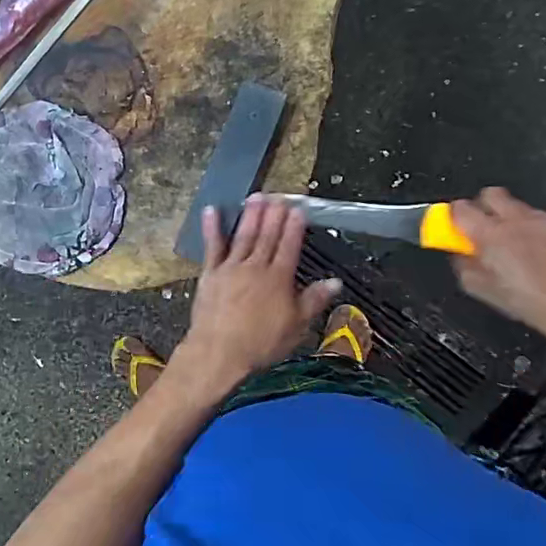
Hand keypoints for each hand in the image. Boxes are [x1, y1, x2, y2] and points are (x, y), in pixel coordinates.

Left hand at [172, 196, 341, 394]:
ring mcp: (231, 268)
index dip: (294, 227)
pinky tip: (211, 210)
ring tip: (256, 197)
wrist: (220, 350)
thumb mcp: (296, 326)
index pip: (289, 246)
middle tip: (278, 195)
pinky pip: (212, 246)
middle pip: (267, 236)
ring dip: (250, 215)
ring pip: (243, 236)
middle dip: (274, 214)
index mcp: (279, 279)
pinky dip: (212, 228)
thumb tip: (335, 283)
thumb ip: (313, 300)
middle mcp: (255, 268)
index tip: (298, 209)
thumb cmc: (261, 343)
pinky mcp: (210, 273)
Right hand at [449, 187, 545, 336]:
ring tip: (517, 244)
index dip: (454, 216)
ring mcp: (543, 221)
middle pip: (490, 195)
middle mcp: (515, 221)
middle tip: (484, 228)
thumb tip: (461, 252)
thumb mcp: (479, 288)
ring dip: (511, 219)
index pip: (460, 208)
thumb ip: (463, 263)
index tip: (455, 228)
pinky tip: (541, 251)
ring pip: (518, 206)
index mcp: (489, 234)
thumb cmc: (526, 301)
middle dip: (483, 207)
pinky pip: (542, 219)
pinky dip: (536, 229)